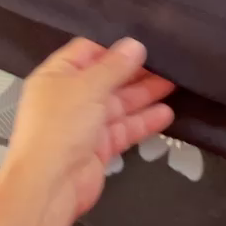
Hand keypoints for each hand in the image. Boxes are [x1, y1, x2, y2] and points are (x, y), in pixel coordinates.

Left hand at [1, 37, 174, 224]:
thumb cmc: (60, 126)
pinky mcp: (99, 147)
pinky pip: (124, 128)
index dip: (114, 47)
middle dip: (135, 71)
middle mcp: (70, 97)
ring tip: (174, 83)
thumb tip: (134, 45)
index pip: (87, 51)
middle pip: (106, 78)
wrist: (50, 184)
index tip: (143, 41)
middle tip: (167, 63)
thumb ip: (114, 66)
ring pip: (119, 103)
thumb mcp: (87, 87)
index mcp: (57, 75)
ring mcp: (85, 123)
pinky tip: (166, 113)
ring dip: (144, 94)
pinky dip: (144, 121)